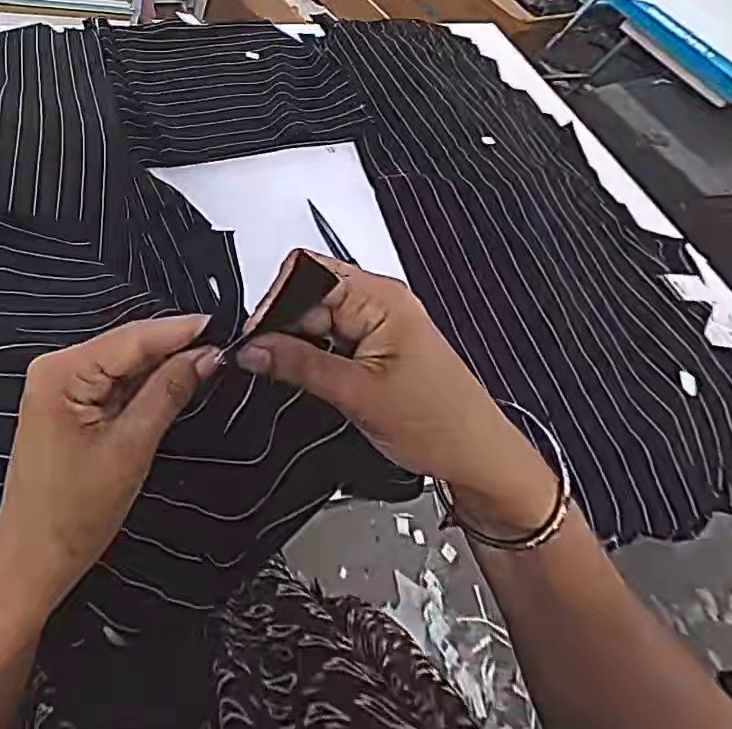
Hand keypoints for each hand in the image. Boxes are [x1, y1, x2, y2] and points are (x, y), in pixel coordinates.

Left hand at [0, 316, 218, 625]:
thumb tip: (203, 356)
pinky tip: (173, 381)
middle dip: (173, 346)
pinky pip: (112, 381)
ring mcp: (59, 385)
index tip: (219, 324)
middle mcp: (54, 369)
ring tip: (206, 361)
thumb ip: (168, 393)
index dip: (179, 330)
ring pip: (122, 363)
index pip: (131, 338)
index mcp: (60, 373)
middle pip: (126, 346)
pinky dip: (143, 384)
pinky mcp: (67, 403)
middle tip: (221, 345)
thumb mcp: (130, 448)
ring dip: (161, 364)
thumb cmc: (70, 515)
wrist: (33, 560)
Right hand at [236, 253, 557, 536]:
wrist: (478, 460)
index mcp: (380, 297)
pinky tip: (314, 378)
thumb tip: (253, 347)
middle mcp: (378, 300)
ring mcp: (375, 321)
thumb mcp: (357, 393)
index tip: (258, 337)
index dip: (275, 301)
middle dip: (282, 325)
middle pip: (305, 292)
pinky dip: (310, 354)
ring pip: (312, 316)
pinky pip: (325, 335)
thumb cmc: (443, 424)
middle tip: (269, 361)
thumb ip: (297, 364)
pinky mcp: (371, 343)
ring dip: (296, 343)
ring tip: (301, 376)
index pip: (305, 271)